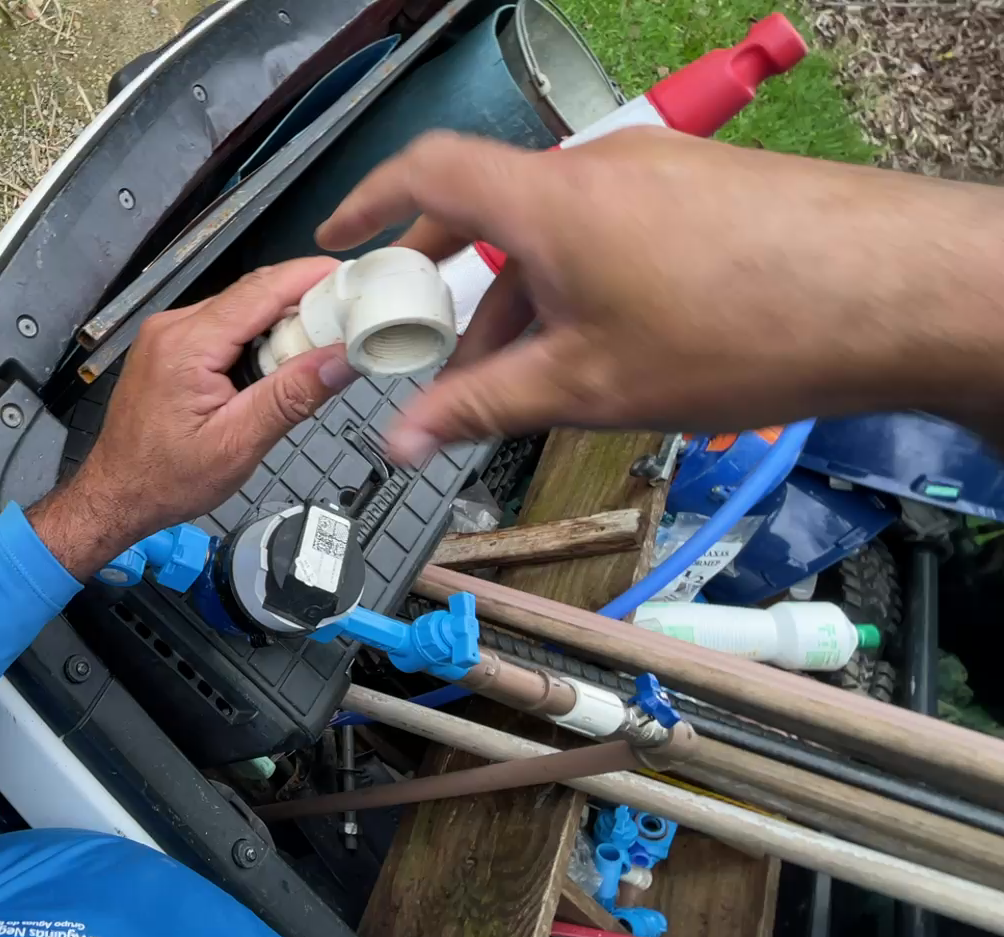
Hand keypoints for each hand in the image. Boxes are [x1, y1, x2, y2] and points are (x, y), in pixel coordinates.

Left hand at [30, 259, 360, 579]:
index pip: (262, 290)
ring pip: (238, 312)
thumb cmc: (165, 480)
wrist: (116, 496)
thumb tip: (343, 359)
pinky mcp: (167, 350)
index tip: (358, 280)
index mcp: (186, 345)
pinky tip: (270, 371)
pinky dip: (252, 343)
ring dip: (277, 330)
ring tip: (312, 359)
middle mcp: (171, 328)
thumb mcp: (238, 444)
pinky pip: (220, 330)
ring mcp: (165, 336)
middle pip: (252, 296)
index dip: (314, 279)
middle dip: (302, 308)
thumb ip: (291, 397)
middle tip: (346, 331)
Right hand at [316, 128, 1003, 462]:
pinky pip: (596, 233)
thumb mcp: (577, 384)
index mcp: (548, 202)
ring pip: (543, 235)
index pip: (428, 172)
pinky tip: (578, 345)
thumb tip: (397, 444)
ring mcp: (653, 174)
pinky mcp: (698, 191)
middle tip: (414, 334)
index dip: (368, 201)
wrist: (922, 295)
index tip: (336, 238)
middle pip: (482, 211)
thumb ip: (473, 410)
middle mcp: (595, 170)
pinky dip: (561, 285)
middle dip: (438, 279)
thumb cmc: (732, 332)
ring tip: (506, 376)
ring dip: (507, 301)